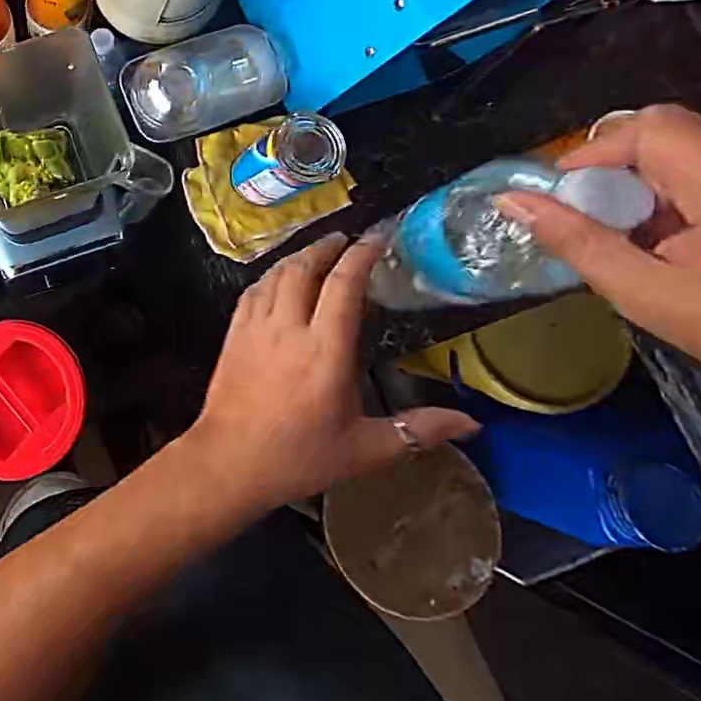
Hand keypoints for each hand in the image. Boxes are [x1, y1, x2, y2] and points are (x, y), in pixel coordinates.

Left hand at [185, 232, 479, 511]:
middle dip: (326, 247)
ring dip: (297, 258)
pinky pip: (251, 292)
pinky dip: (269, 277)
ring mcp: (254, 328)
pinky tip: (276, 280)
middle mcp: (287, 328)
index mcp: (324, 349)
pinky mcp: (233, 335)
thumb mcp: (365, 449)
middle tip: (345, 240)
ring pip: (275, 276)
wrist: (229, 461)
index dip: (361, 255)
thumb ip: (418, 431)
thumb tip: (471, 424)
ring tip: (315, 253)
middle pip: (304, 269)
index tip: (376, 239)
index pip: (343, 284)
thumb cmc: (298, 457)